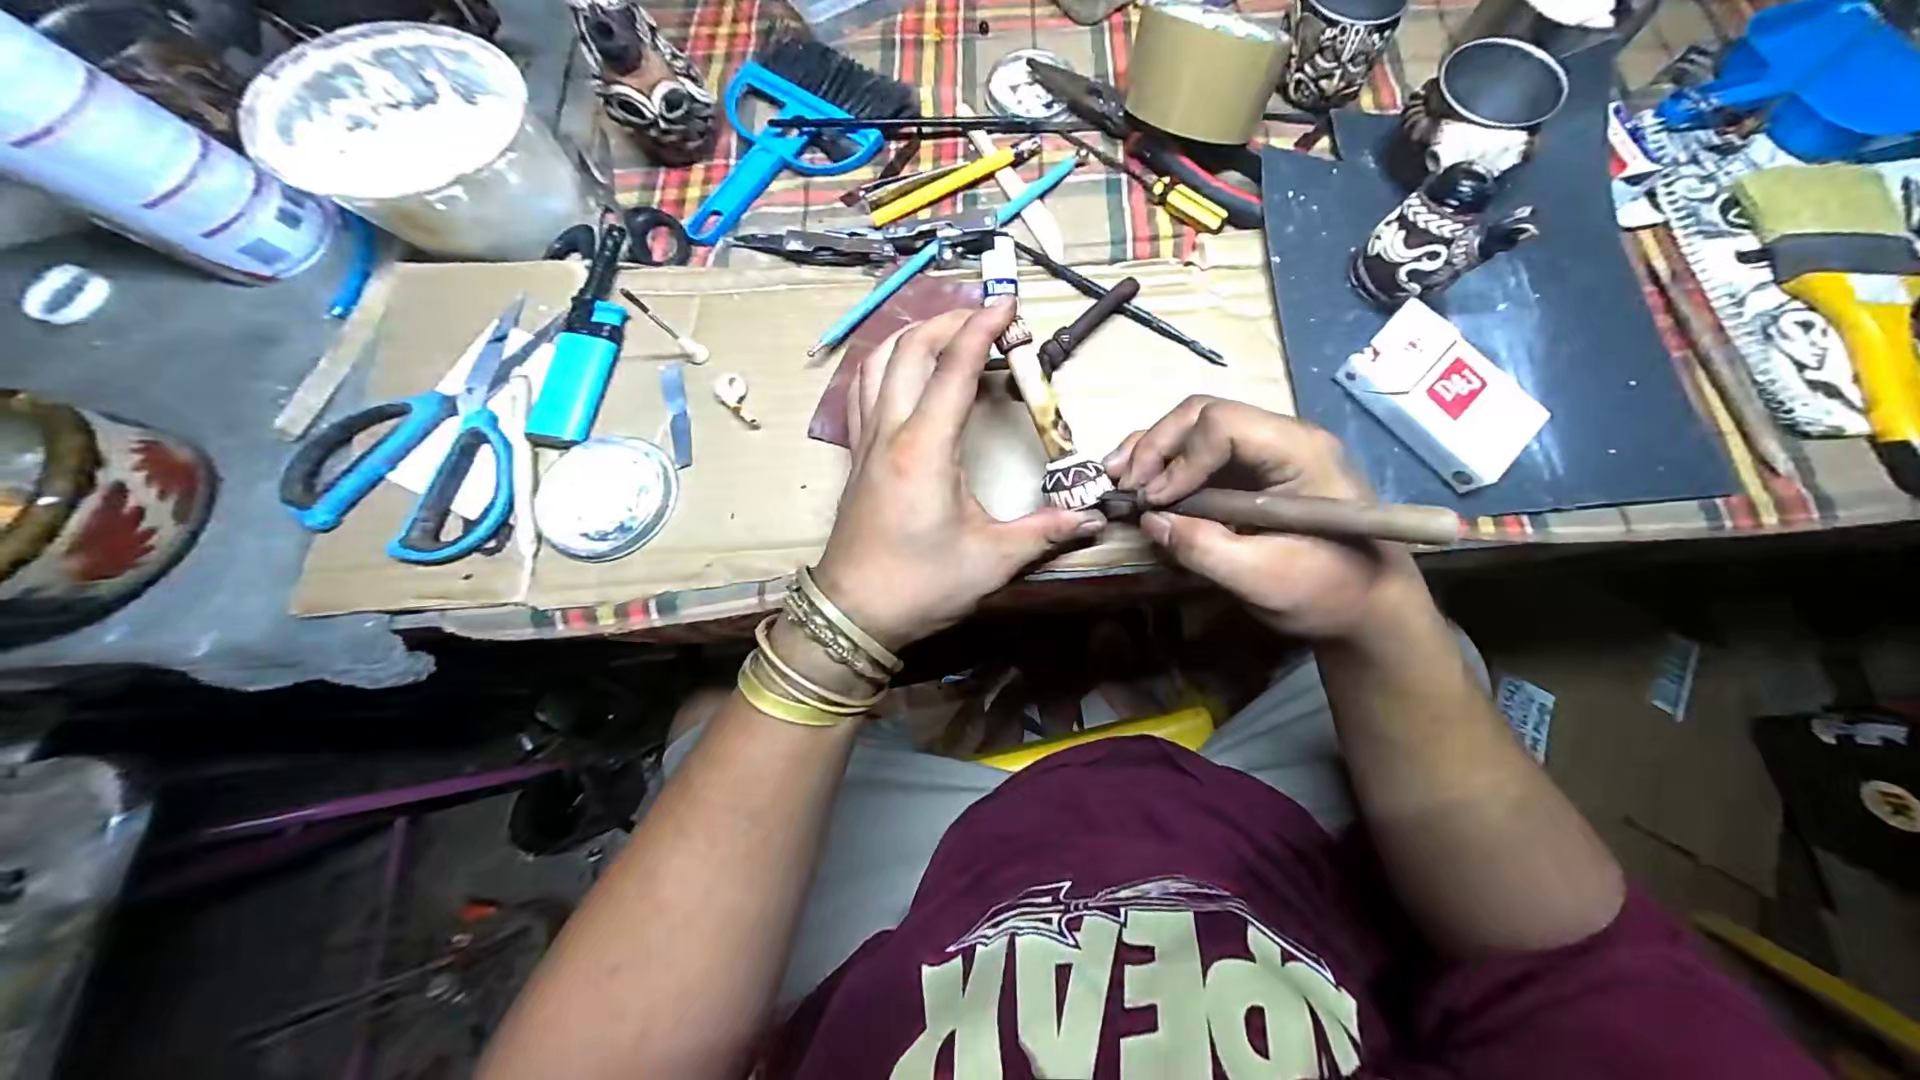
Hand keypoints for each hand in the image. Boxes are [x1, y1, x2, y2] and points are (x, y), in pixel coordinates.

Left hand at [812, 301, 1104, 649]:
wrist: (852, 614)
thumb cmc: (919, 586)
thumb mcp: (991, 561)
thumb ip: (1044, 532)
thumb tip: (1092, 518)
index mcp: (925, 449)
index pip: (954, 368)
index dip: (982, 329)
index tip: (1007, 304)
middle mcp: (890, 432)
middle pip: (910, 350)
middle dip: (948, 321)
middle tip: (985, 318)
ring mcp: (866, 442)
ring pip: (878, 363)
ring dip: (913, 337)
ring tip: (947, 335)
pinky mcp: (856, 456)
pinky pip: (863, 390)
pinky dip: (886, 365)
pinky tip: (905, 374)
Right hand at [1105, 396, 1422, 641]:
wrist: (1370, 608)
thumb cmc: (1330, 593)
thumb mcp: (1265, 579)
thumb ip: (1204, 549)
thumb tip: (1149, 521)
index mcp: (1299, 452)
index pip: (1223, 424)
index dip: (1179, 458)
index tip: (1154, 501)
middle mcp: (1280, 438)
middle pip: (1202, 414)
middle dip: (1156, 446)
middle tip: (1123, 483)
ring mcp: (1263, 454)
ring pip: (1195, 428)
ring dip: (1152, 450)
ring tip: (1116, 476)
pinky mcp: (1248, 474)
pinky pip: (1198, 455)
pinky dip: (1163, 466)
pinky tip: (1138, 484)